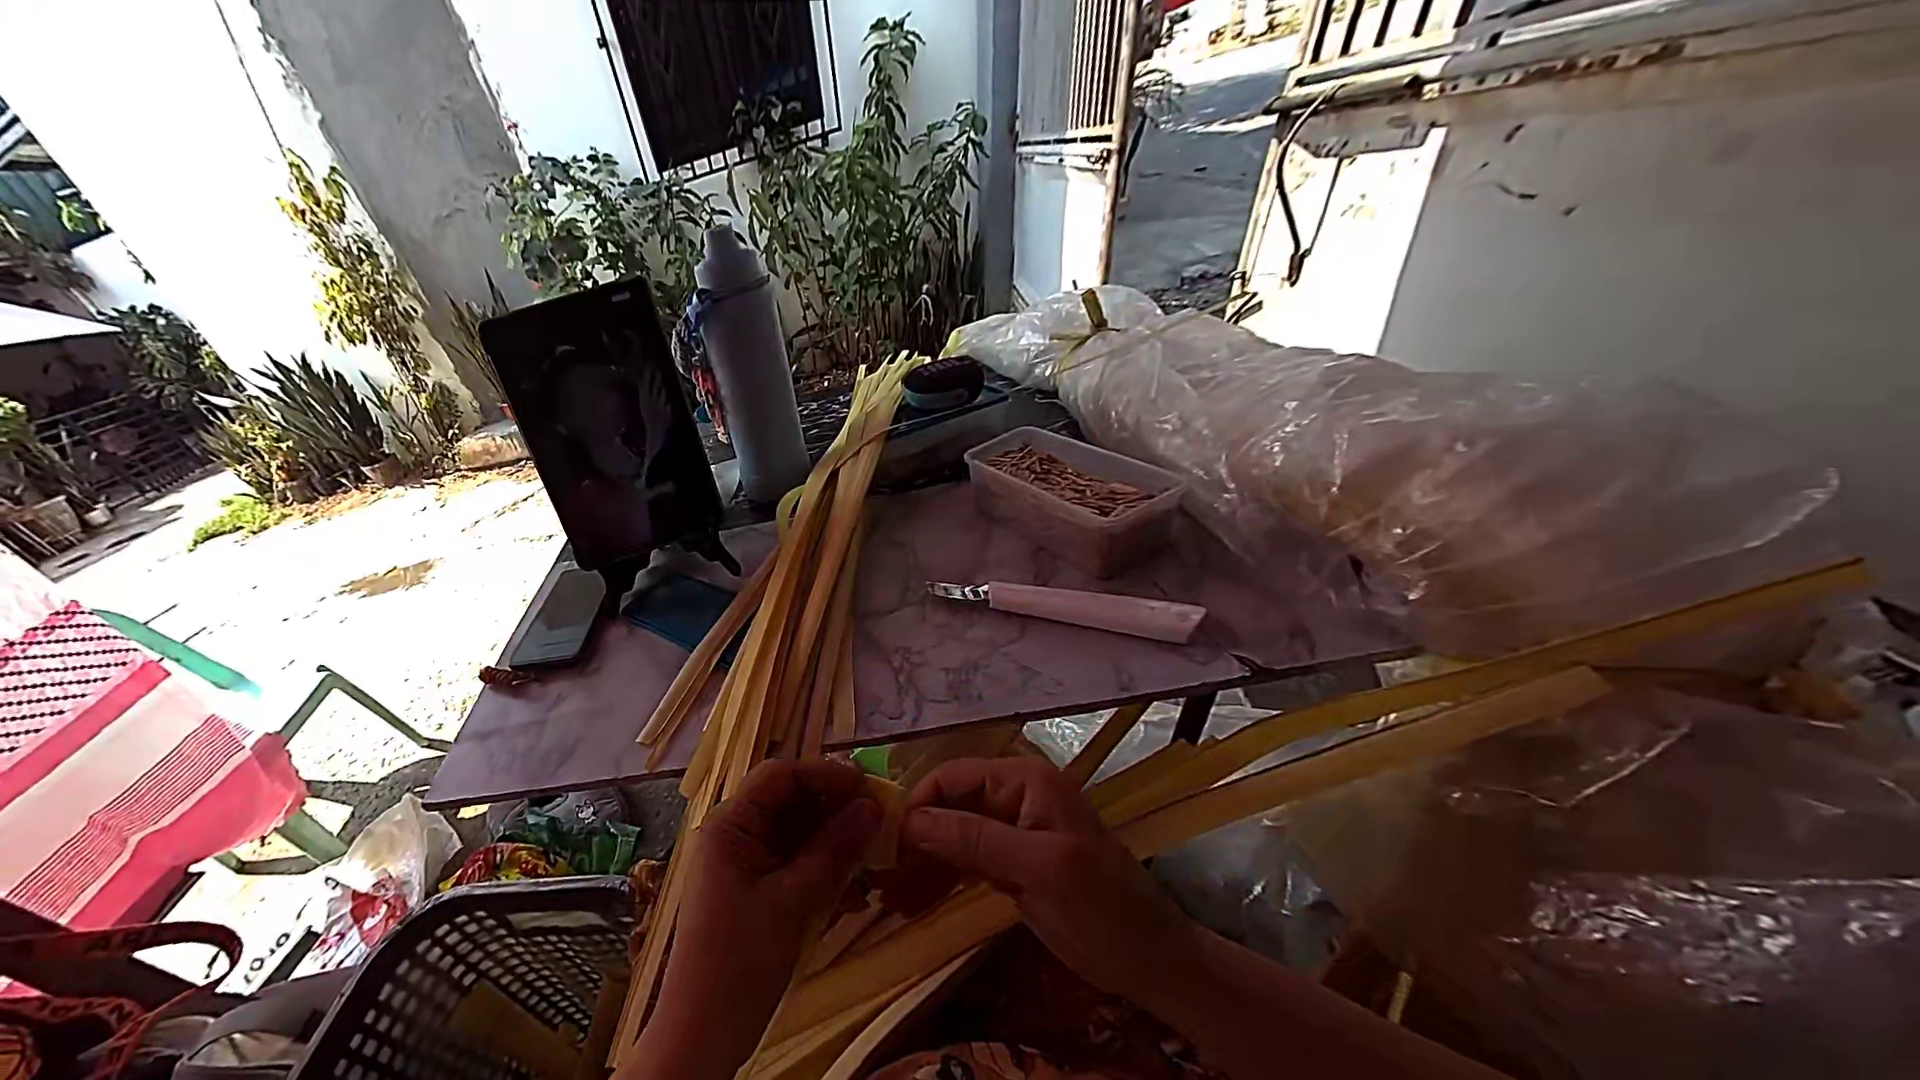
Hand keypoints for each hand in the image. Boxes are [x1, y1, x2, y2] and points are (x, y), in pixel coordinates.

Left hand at [640, 760, 879, 1079]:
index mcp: (729, 826)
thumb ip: (835, 848)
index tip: (866, 789)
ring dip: (835, 839)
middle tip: (877, 822)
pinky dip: (824, 866)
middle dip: (835, 809)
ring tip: (871, 856)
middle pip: (791, 801)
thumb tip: (873, 807)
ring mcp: (745, 862)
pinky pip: (795, 859)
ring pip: (798, 830)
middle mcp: (735, 835)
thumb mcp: (795, 900)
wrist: (701, 1039)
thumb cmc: (740, 963)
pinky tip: (853, 888)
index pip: (780, 776)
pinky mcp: (756, 887)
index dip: (825, 775)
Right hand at [898, 757, 1195, 997]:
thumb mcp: (1037, 870)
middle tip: (878, 878)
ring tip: (888, 894)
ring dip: (922, 861)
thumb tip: (910, 820)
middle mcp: (1016, 794)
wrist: (1148, 957)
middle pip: (950, 803)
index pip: (954, 776)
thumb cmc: (1101, 907)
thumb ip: (975, 839)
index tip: (883, 845)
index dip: (918, 804)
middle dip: (915, 837)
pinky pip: (966, 859)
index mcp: (1025, 779)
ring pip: (953, 833)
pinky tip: (914, 899)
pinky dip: (941, 877)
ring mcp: (1014, 829)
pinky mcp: (1012, 861)